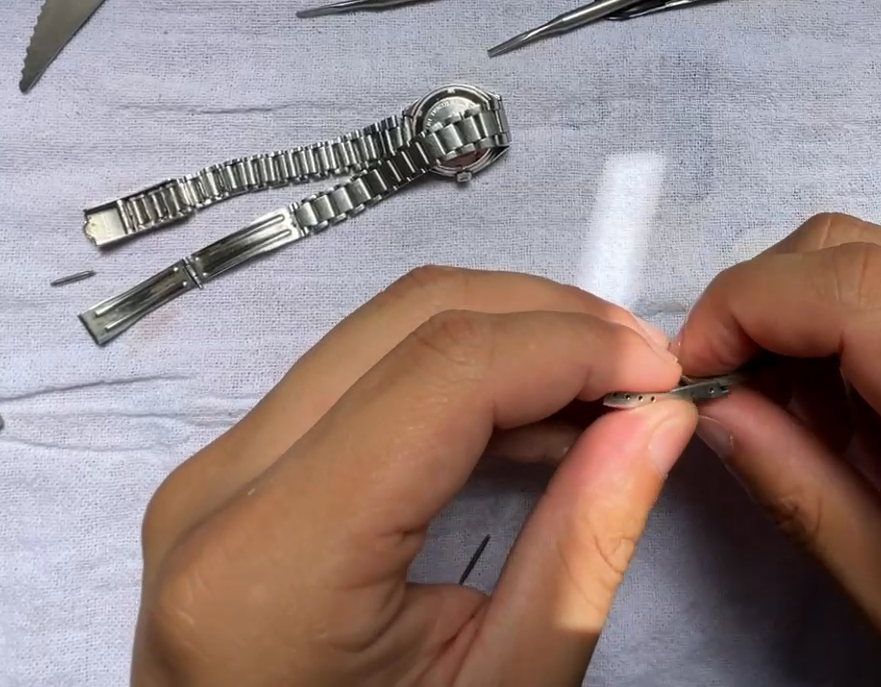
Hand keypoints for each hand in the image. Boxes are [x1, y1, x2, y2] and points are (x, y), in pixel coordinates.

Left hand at [133, 266, 697, 685]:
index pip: (446, 372)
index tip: (660, 371)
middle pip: (414, 316)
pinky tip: (533, 406)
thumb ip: (582, 548)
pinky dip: (465, 363)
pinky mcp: (240, 460)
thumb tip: (658, 417)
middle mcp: (224, 482)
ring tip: (599, 379)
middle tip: (639, 365)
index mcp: (273, 563)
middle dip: (548, 317)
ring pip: (388, 322)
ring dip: (509, 328)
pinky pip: (366, 364)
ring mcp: (220, 461)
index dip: (570, 345)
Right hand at [676, 214, 880, 685]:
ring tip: (809, 402)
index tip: (697, 366)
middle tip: (738, 383)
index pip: (862, 297)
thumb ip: (801, 497)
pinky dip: (856, 312)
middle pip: (859, 246)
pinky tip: (869, 393)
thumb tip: (714, 401)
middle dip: (763, 296)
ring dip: (807, 304)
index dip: (749, 305)